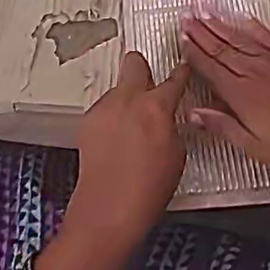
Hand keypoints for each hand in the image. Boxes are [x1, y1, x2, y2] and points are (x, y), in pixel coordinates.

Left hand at [73, 52, 190, 226]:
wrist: (109, 207)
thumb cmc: (149, 188)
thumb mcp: (176, 154)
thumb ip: (171, 126)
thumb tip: (165, 119)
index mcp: (156, 106)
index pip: (174, 79)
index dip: (181, 73)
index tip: (182, 70)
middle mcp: (127, 99)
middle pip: (134, 63)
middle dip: (142, 69)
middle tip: (149, 84)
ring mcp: (104, 108)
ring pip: (117, 90)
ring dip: (126, 100)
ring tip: (131, 127)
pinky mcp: (87, 121)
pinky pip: (104, 110)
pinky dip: (111, 118)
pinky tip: (115, 140)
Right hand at [180, 13, 269, 177]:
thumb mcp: (255, 146)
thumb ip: (222, 127)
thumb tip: (193, 114)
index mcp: (242, 95)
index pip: (210, 68)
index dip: (193, 53)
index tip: (181, 39)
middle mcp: (256, 73)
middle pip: (222, 48)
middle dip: (201, 32)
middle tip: (185, 17)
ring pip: (241, 38)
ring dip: (220, 24)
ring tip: (204, 11)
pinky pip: (268, 38)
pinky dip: (253, 27)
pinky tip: (243, 19)